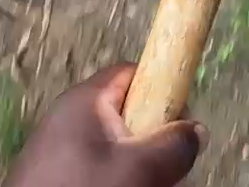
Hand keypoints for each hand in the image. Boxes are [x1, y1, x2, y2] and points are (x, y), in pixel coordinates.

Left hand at [2, 63, 204, 186]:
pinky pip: (94, 171)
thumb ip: (175, 145)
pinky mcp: (52, 180)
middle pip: (127, 115)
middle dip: (152, 142)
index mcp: (84, 100)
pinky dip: (114, 181)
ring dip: (136, 169)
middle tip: (163, 170)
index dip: (163, 91)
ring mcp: (56, 152)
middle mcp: (67, 119)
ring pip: (113, 150)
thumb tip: (196, 131)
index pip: (135, 73)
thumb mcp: (140, 170)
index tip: (177, 123)